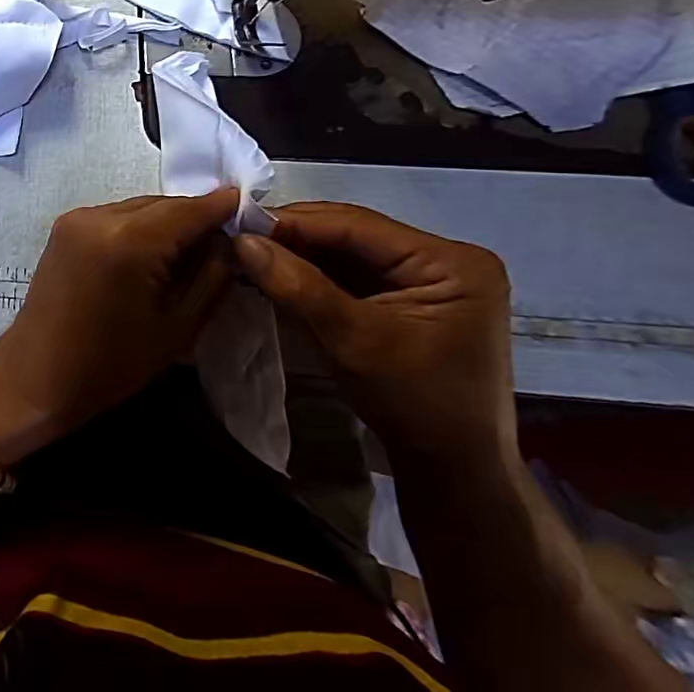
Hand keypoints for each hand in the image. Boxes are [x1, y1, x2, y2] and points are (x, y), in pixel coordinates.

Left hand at [0, 190, 239, 462]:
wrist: (36, 376)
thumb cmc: (110, 365)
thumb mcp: (178, 327)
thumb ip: (211, 275)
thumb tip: (228, 239)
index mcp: (129, 241)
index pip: (188, 209)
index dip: (221, 207)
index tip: (248, 205)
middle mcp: (100, 217)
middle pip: (163, 204)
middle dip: (194, 218)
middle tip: (222, 242)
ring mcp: (78, 218)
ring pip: (140, 207)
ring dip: (166, 223)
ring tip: (186, 254)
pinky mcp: (65, 226)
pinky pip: (117, 216)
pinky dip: (140, 228)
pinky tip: (149, 256)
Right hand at [232, 203, 515, 470]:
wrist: (453, 472)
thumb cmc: (414, 405)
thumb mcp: (353, 341)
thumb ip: (299, 287)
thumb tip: (242, 241)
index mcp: (451, 261)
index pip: (358, 226)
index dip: (296, 221)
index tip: (241, 222)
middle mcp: (444, 259)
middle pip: (354, 235)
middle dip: (296, 237)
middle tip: (241, 237)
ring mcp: (428, 279)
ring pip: (350, 254)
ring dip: (302, 255)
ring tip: (252, 252)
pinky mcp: (410, 299)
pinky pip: (355, 275)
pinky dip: (316, 276)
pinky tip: (280, 273)